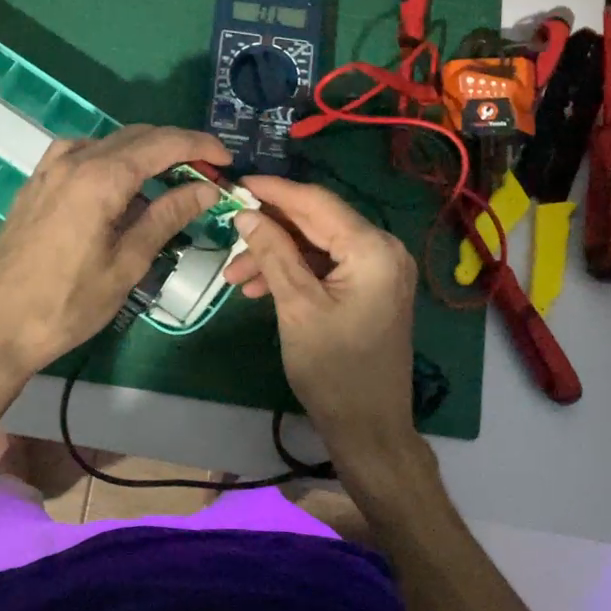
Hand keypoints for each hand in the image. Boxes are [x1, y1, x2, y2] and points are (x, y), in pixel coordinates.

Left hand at [0, 125, 232, 385]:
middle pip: (136, 137)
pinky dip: (110, 163)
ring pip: (108, 143)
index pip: (162, 144)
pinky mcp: (35, 185)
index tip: (226, 160)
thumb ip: (167, 217)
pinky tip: (119, 192)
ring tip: (168, 183)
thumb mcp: (127, 263)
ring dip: (142, 155)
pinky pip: (81, 156)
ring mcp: (48, 170)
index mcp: (99, 177)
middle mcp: (72, 160)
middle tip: (205, 174)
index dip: (199, 145)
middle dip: (175, 148)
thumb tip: (206, 189)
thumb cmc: (68, 302)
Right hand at [224, 175, 418, 449]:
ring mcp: (379, 270)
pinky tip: (259, 288)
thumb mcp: (296, 306)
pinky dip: (294, 272)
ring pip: (317, 245)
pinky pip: (327, 266)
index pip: (317, 203)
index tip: (235, 182)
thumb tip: (246, 212)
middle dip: (270, 229)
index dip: (274, 190)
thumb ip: (273, 253)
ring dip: (277, 254)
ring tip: (235, 276)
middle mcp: (383, 250)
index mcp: (372, 249)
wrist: (368, 427)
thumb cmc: (333, 369)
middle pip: (317, 222)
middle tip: (228, 232)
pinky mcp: (370, 289)